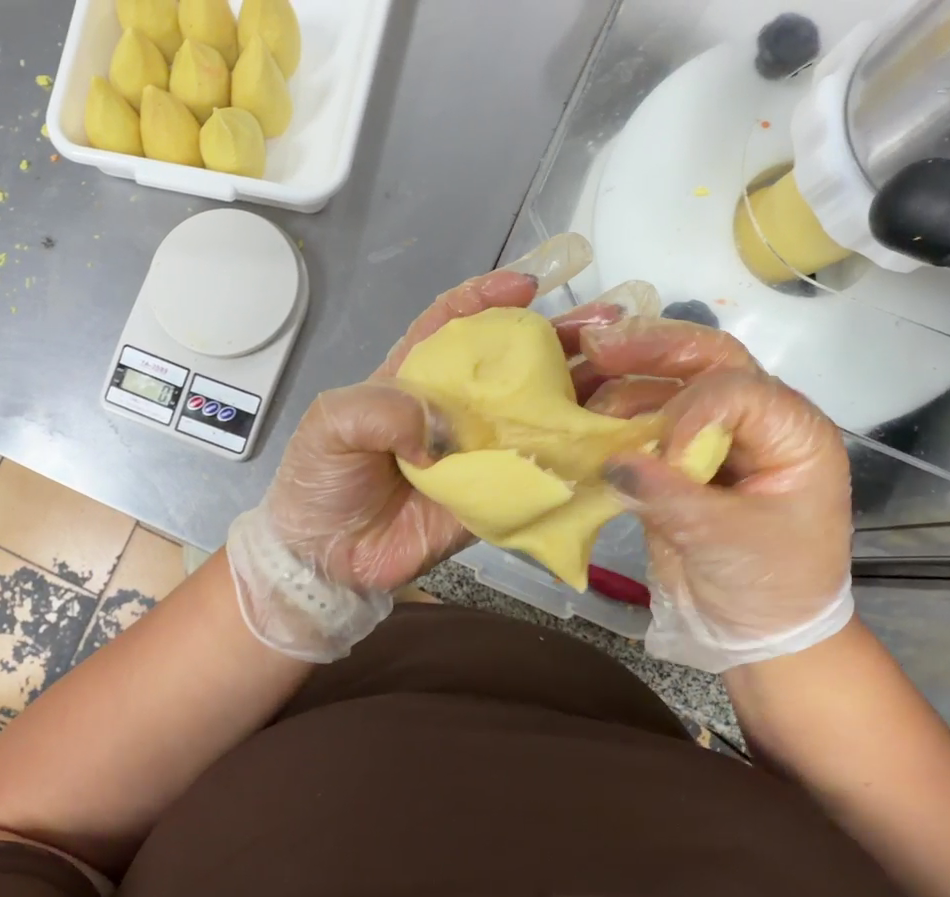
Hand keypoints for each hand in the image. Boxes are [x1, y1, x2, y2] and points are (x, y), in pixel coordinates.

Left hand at [230, 233, 647, 658]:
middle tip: (610, 323)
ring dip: (582, 391)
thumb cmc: (319, 480)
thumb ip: (383, 411)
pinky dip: (576, 457)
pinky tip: (613, 440)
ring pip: (538, 414)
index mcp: (411, 377)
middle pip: (514, 365)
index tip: (527, 285)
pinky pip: (538, 473)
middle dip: (561, 339)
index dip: (488, 299)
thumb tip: (448, 428)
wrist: (323, 557)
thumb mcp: (332, 425)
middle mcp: (452, 408)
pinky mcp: (492, 497)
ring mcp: (477, 452)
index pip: (452, 323)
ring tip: (630, 371)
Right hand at [584, 317, 854, 671]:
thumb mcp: (728, 543)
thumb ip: (671, 497)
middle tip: (594, 345)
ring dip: (621, 382)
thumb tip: (612, 459)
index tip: (658, 455)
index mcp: (792, 433)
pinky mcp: (676, 464)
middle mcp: (754, 423)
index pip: (737, 391)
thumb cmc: (770, 584)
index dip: (691, 412)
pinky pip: (642, 426)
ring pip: (669, 386)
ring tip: (574, 384)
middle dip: (650, 349)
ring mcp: (712, 440)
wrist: (758, 631)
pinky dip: (610, 419)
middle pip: (705, 362)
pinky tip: (577, 416)